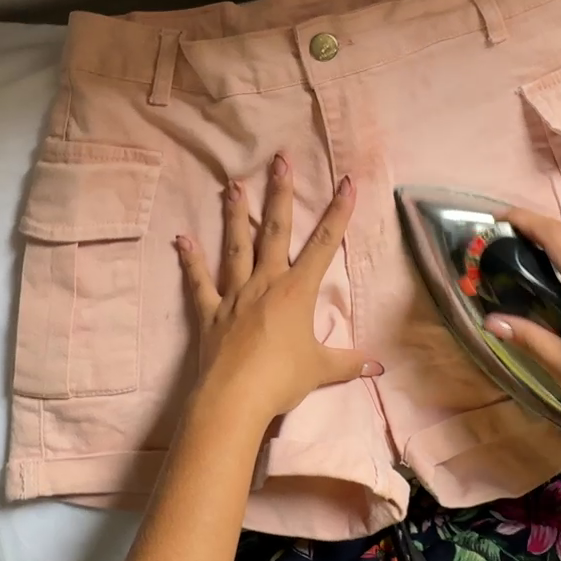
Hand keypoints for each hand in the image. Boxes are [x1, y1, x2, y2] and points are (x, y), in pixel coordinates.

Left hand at [174, 154, 381, 426]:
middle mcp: (265, 282)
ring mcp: (235, 293)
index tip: (347, 182)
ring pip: (236, 246)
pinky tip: (181, 238)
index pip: (323, 245)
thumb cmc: (282, 380)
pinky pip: (199, 281)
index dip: (338, 213)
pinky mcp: (210, 310)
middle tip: (279, 161)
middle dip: (280, 195)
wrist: (234, 399)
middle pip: (275, 231)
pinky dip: (190, 260)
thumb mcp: (321, 370)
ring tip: (233, 185)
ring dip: (236, 214)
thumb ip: (348, 362)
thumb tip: (379, 368)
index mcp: (296, 291)